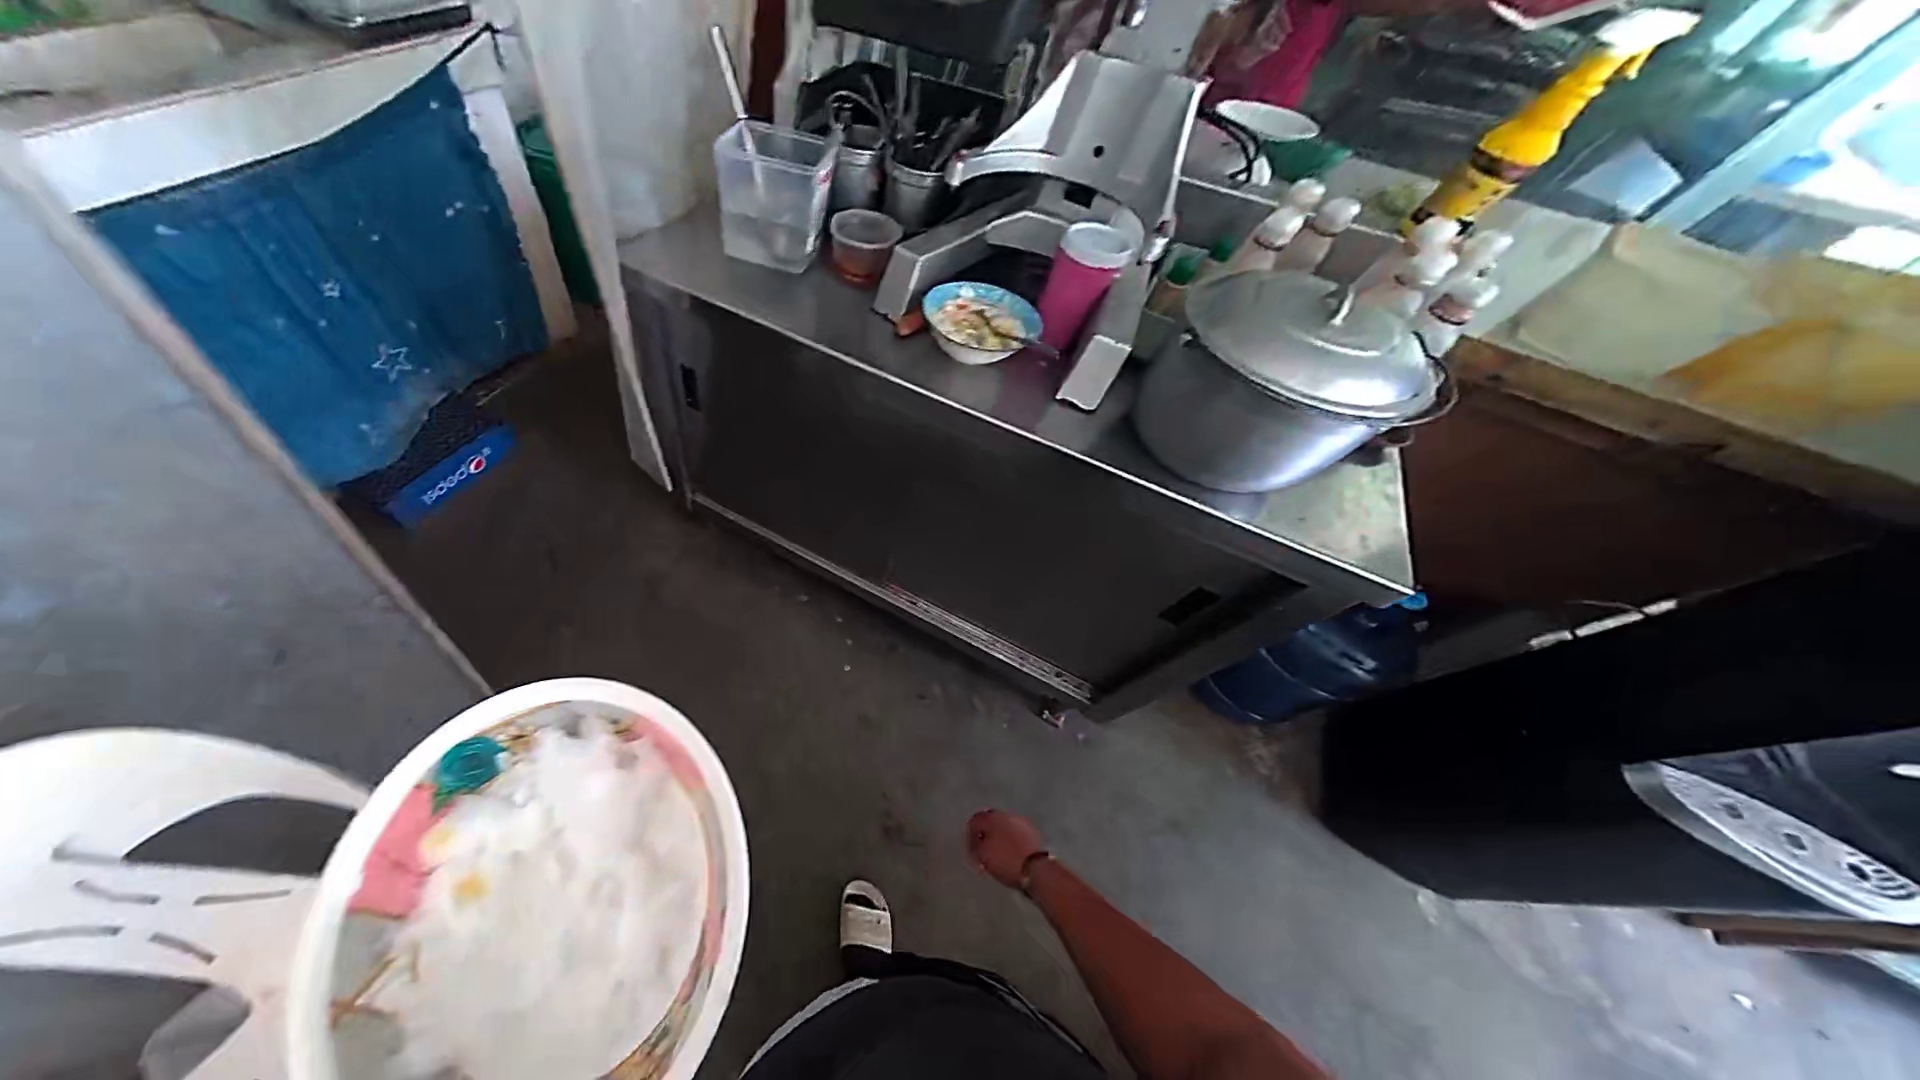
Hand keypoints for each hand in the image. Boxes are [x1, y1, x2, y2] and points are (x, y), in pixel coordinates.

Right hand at [967, 809, 1046, 888]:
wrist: (1036, 869)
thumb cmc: (1005, 861)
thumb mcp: (983, 855)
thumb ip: (976, 844)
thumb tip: (976, 839)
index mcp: (991, 818)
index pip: (974, 821)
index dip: (970, 836)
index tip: (972, 851)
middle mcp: (1006, 815)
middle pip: (990, 822)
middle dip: (985, 835)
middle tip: (983, 851)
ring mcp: (1020, 821)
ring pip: (1003, 826)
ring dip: (998, 837)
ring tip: (997, 853)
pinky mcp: (1032, 831)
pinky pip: (1015, 833)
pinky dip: (1010, 840)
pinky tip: (1010, 852)